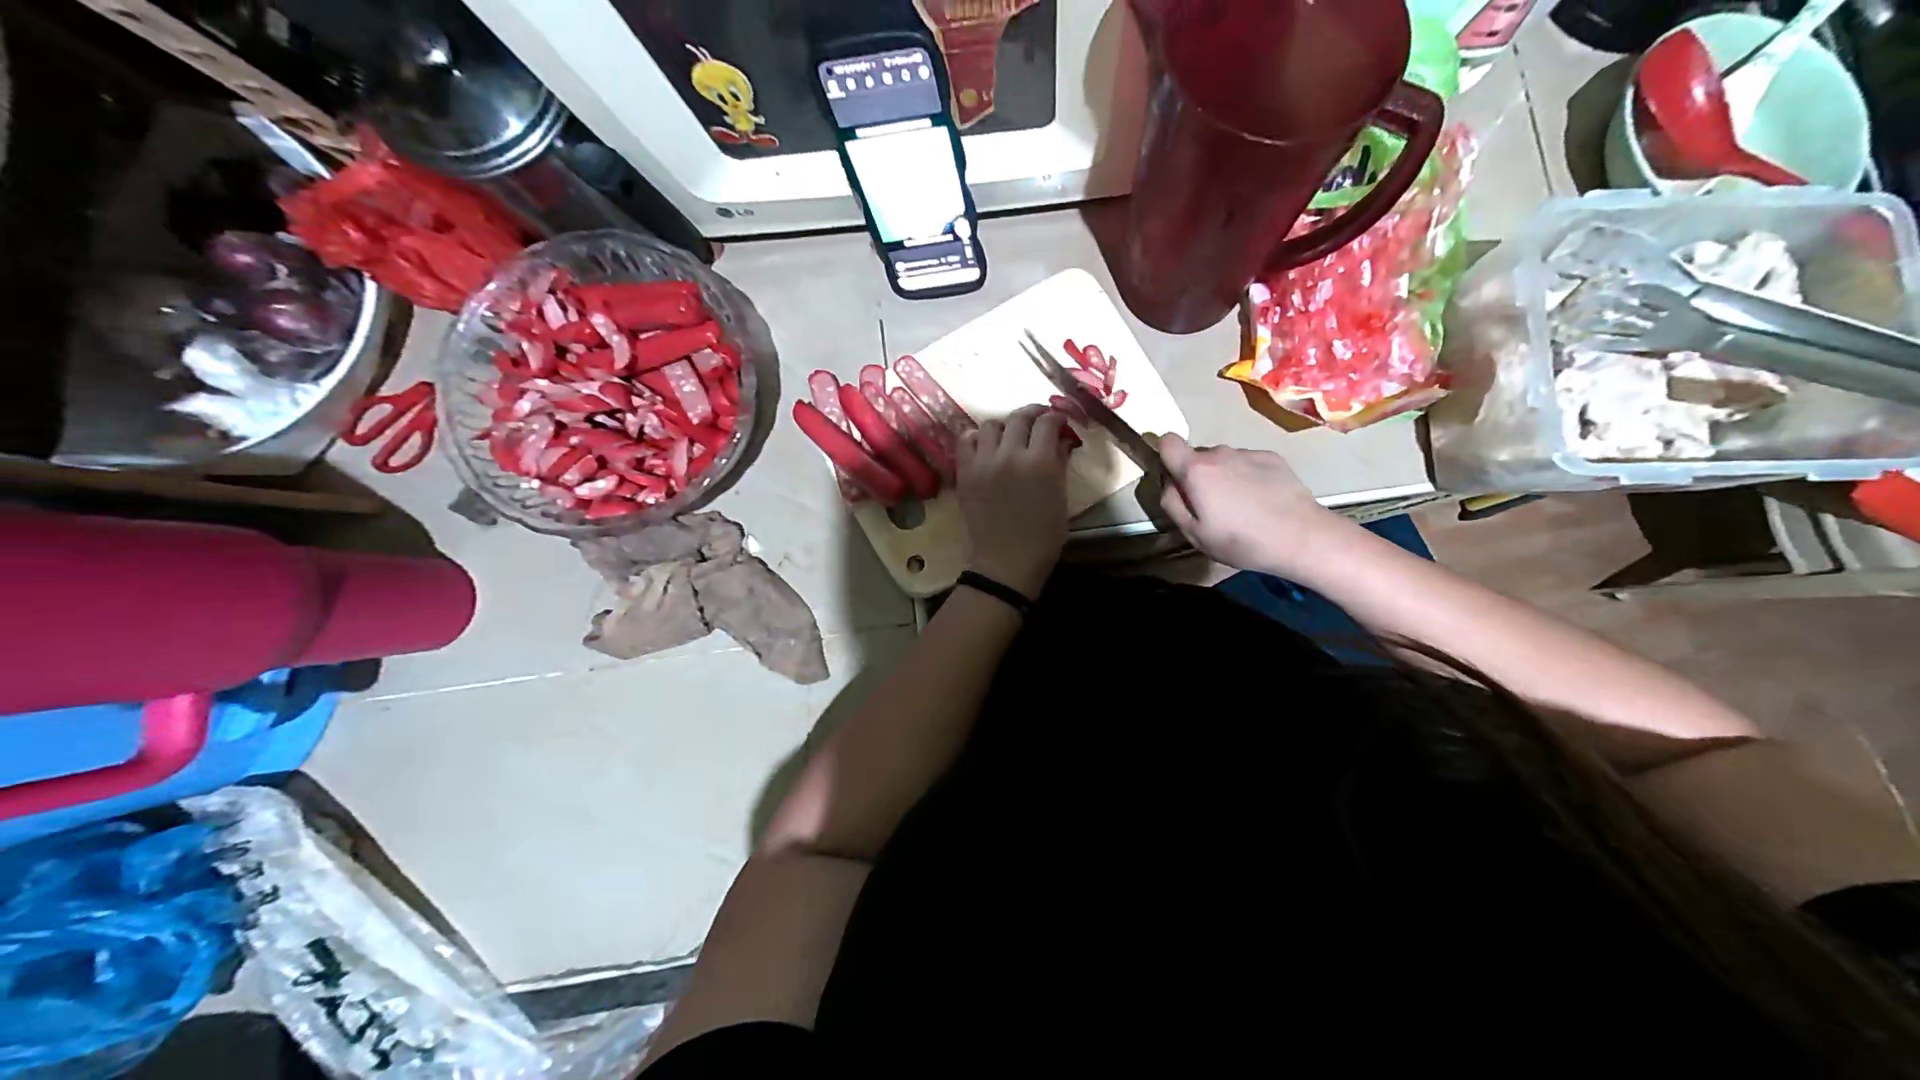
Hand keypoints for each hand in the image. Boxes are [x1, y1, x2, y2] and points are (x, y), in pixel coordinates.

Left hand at [957, 405, 1071, 597]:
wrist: (1006, 562)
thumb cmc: (1042, 537)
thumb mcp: (1061, 499)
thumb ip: (1059, 464)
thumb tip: (1061, 441)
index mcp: (1040, 462)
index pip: (1048, 422)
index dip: (1056, 417)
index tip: (1059, 422)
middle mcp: (1010, 455)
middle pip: (1019, 417)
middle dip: (1033, 415)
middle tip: (1038, 423)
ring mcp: (984, 462)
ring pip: (992, 424)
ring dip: (1004, 427)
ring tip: (1010, 438)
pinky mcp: (965, 472)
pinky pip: (967, 440)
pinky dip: (977, 438)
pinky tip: (986, 447)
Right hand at [1158, 434, 1359, 579]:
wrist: (1302, 537)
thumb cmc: (1241, 541)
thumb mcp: (1194, 533)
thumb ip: (1172, 503)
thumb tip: (1168, 483)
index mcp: (1196, 470)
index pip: (1168, 442)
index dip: (1166, 456)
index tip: (1174, 478)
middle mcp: (1220, 453)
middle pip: (1197, 456)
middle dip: (1196, 475)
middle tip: (1210, 506)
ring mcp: (1248, 452)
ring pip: (1223, 460)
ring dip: (1223, 476)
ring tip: (1240, 506)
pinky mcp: (1273, 457)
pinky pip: (1247, 463)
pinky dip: (1247, 476)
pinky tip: (1261, 501)